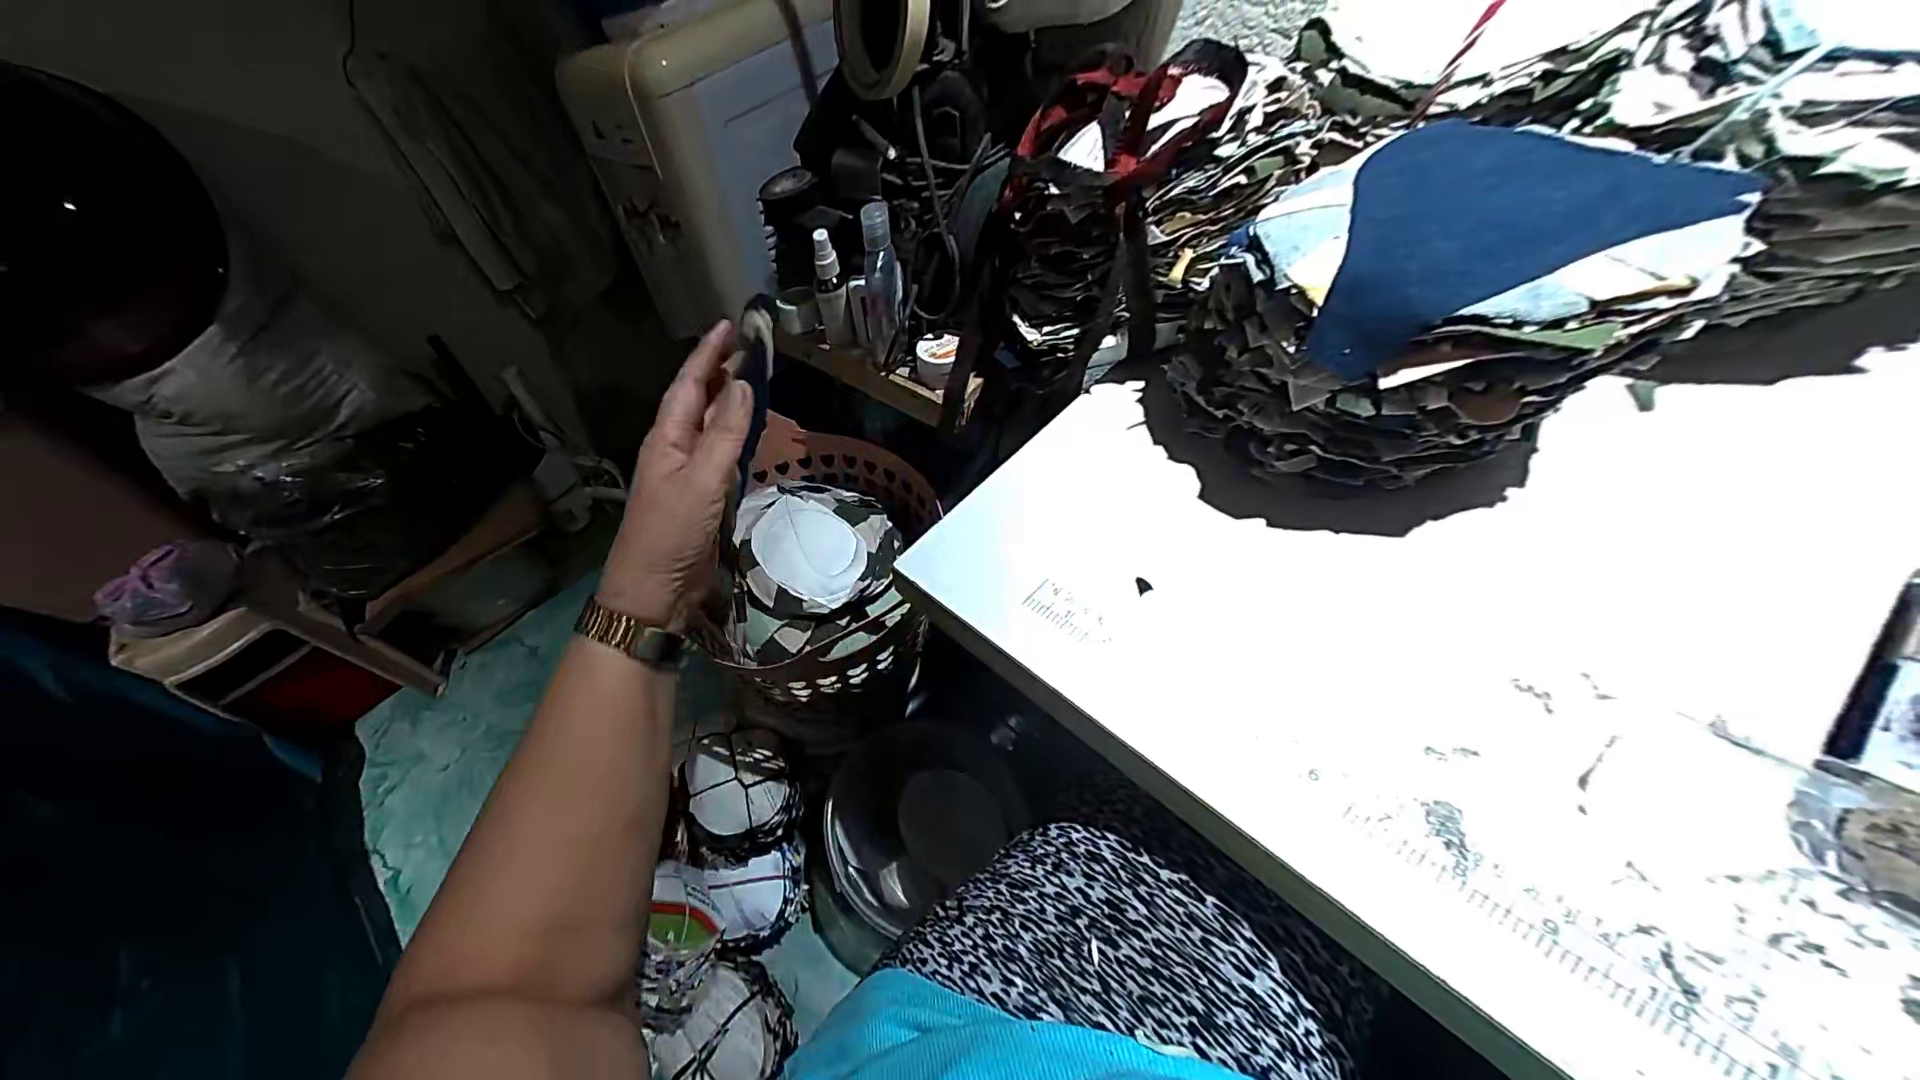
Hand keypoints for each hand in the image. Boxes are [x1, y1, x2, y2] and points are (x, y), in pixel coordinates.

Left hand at [597, 321, 752, 630]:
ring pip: (711, 425)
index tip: (729, 325)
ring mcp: (689, 472)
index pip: (689, 384)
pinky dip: (737, 434)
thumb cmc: (671, 532)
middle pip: (699, 400)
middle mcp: (676, 448)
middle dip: (720, 371)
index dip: (708, 354)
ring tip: (752, 378)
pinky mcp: (702, 494)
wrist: (655, 588)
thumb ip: (724, 434)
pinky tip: (749, 430)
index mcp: (667, 438)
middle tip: (748, 347)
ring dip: (729, 400)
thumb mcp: (700, 480)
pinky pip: (721, 452)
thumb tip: (742, 385)